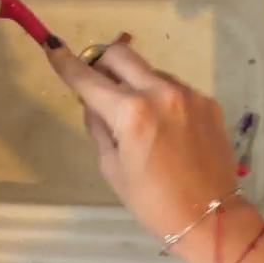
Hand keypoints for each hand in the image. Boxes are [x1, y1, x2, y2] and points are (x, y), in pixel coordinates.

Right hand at [46, 37, 243, 262]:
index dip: (66, 63)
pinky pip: (173, 87)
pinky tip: (162, 126)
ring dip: (133, 81)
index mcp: (131, 113)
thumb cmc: (152, 201)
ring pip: (149, 70)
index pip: (88, 79)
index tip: (53, 46)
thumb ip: (98, 126)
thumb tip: (93, 101)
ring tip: (135, 115)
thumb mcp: (111, 168)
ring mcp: (188, 94)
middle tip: (95, 79)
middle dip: (101, 60)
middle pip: (121, 54)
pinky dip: (159, 96)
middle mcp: (161, 92)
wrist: (210, 216)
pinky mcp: (207, 101)